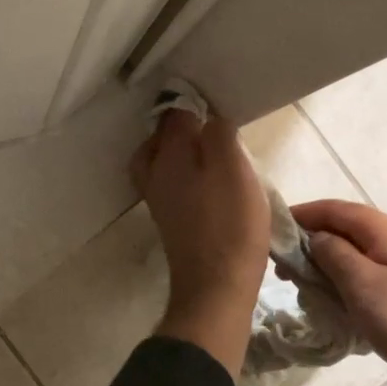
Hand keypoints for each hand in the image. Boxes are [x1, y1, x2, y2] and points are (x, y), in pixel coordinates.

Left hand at [130, 111, 270, 376]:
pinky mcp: (169, 220)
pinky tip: (209, 180)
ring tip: (212, 150)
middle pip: (161, 137)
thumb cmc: (229, 224)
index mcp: (167, 154)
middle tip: (214, 123)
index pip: (174, 113)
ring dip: (182, 150)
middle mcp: (153, 172)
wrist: (214, 285)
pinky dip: (186, 173)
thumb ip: (218, 134)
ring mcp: (158, 199)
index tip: (217, 99)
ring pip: (161, 161)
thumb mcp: (233, 168)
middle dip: (182, 125)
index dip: (195, 102)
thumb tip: (208, 115)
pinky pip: (171, 182)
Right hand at [290, 199, 386, 385]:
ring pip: (355, 254)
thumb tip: (315, 237)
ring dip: (325, 266)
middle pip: (344, 229)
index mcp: (385, 231)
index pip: (333, 208)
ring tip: (304, 291)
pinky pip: (368, 275)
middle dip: (309, 244)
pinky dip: (344, 283)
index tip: (268, 232)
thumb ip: (333, 254)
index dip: (299, 215)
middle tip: (282, 271)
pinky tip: (335, 306)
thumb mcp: (363, 286)